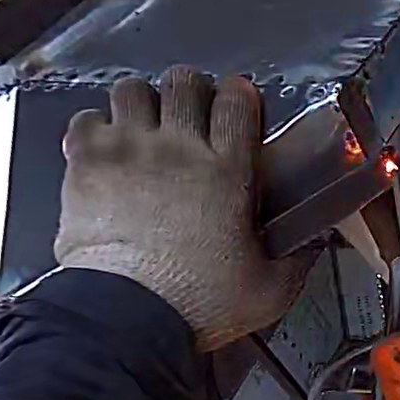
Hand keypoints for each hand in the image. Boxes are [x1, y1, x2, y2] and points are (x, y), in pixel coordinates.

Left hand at [55, 66, 311, 349]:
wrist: (128, 317)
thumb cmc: (196, 304)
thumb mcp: (268, 292)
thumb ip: (297, 263)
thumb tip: (313, 246)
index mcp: (226, 172)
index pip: (236, 101)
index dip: (239, 95)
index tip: (238, 105)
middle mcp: (177, 149)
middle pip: (184, 81)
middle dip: (190, 91)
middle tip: (191, 114)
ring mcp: (128, 151)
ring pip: (132, 89)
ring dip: (143, 104)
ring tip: (146, 128)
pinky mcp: (86, 163)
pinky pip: (86, 118)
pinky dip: (96, 128)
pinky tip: (107, 149)